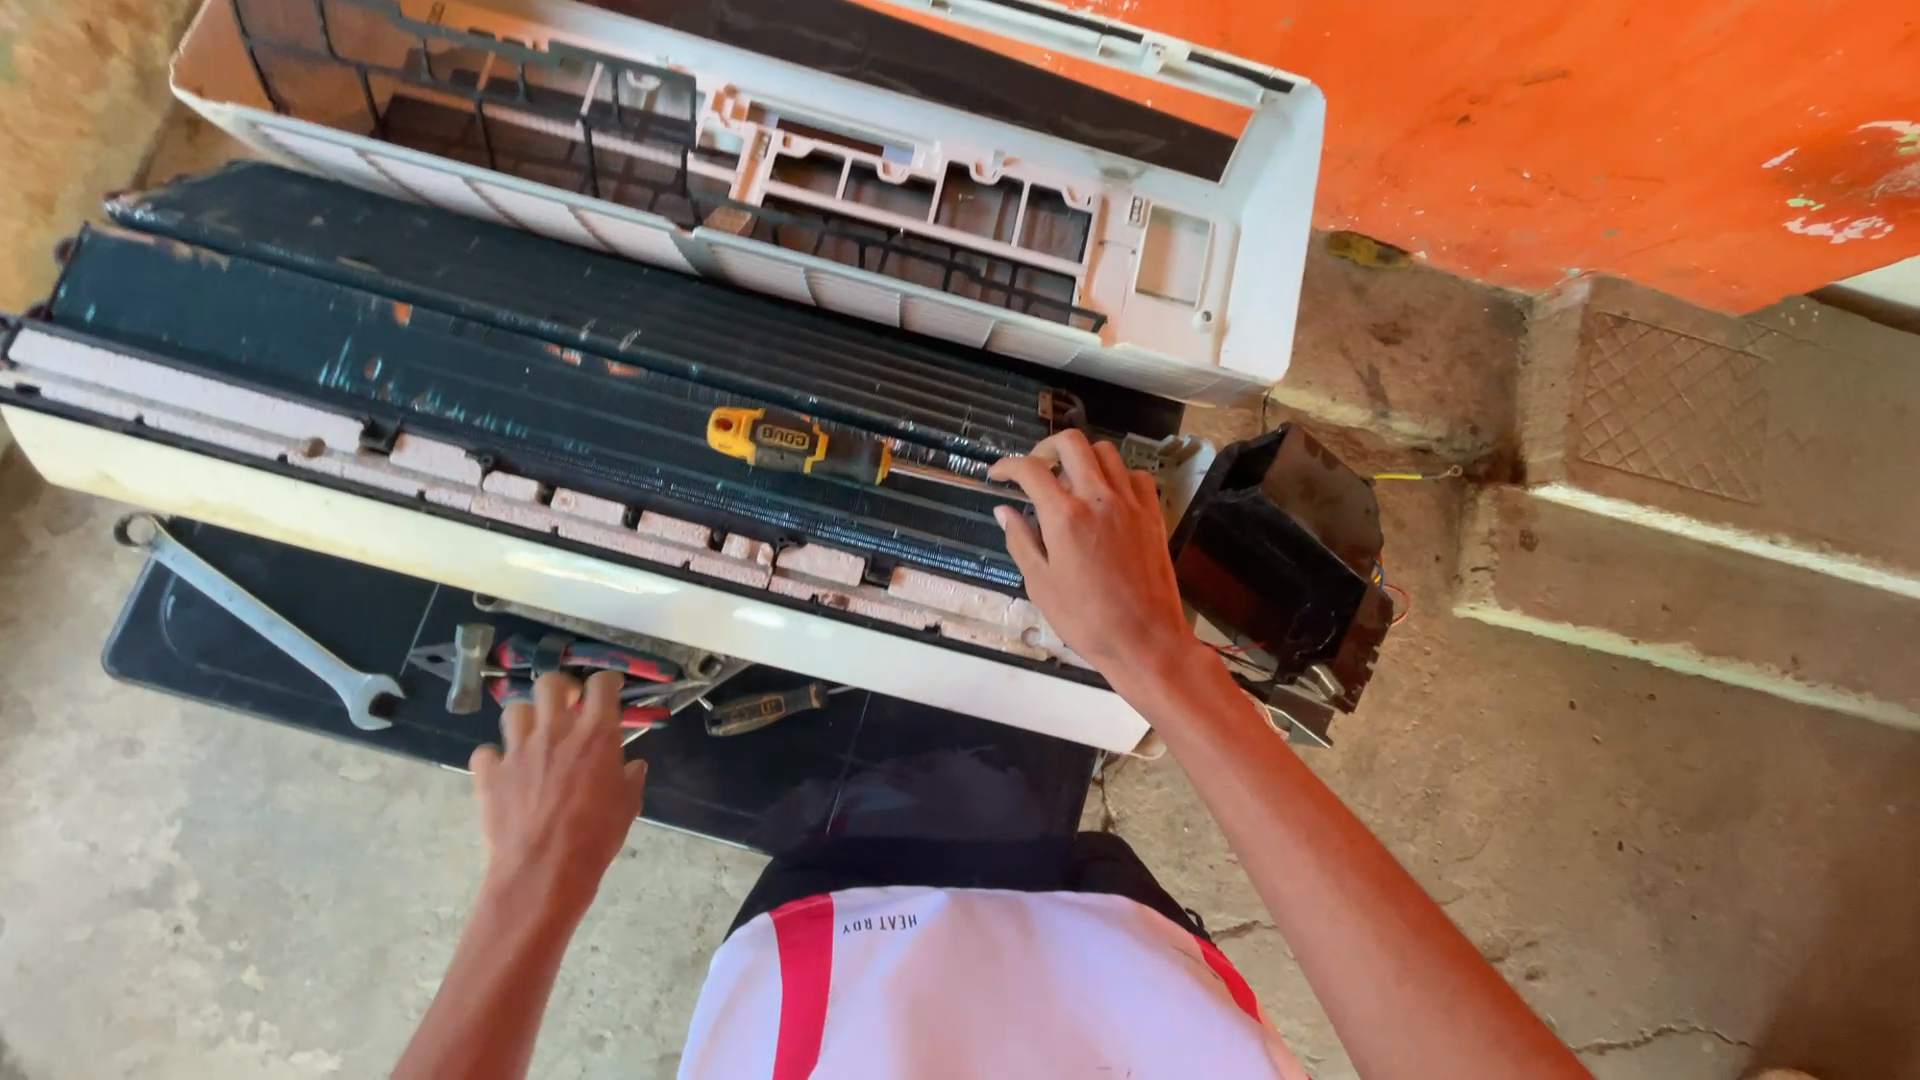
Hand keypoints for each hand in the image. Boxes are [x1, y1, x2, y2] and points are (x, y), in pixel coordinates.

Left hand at [468, 671, 647, 920]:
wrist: (546, 870)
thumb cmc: (598, 835)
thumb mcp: (629, 803)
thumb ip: (630, 777)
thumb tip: (632, 766)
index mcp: (597, 733)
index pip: (602, 684)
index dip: (607, 682)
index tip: (610, 689)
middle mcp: (556, 731)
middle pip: (551, 684)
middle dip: (561, 689)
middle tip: (568, 706)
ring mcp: (519, 751)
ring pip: (515, 710)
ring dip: (527, 718)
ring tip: (535, 735)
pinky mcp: (490, 775)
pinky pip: (486, 752)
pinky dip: (495, 757)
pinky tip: (506, 770)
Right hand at [989, 430, 1204, 679]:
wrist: (1144, 639)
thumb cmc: (1086, 620)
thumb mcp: (1040, 584)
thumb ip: (1021, 541)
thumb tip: (1004, 511)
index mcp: (1065, 517)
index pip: (1030, 470)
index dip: (1007, 466)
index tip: (998, 475)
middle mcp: (1099, 498)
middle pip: (1071, 443)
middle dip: (1046, 447)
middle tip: (1035, 469)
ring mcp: (1130, 503)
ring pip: (1105, 452)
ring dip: (1081, 458)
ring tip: (1069, 481)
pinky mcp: (1153, 515)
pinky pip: (1135, 476)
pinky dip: (1116, 476)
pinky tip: (1106, 497)